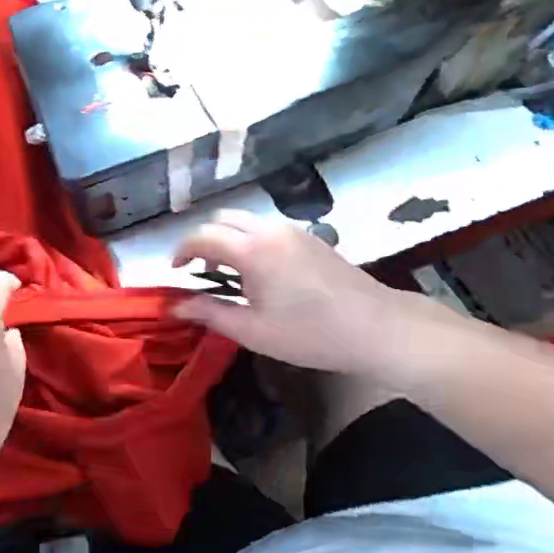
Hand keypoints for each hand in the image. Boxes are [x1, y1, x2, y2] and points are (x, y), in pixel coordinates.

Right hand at [171, 209, 462, 382]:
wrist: (378, 328)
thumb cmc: (311, 333)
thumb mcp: (253, 331)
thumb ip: (210, 313)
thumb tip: (175, 306)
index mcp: (252, 250)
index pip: (203, 236)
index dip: (181, 250)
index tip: (175, 271)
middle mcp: (270, 230)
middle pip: (223, 218)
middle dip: (203, 239)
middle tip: (198, 270)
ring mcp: (293, 231)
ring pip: (246, 220)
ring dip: (227, 238)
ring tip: (227, 273)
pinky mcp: (311, 238)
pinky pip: (267, 227)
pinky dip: (249, 239)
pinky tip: (258, 272)